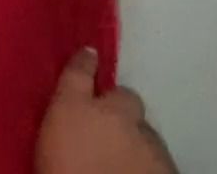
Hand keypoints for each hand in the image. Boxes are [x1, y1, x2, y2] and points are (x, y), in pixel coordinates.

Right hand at [35, 49, 176, 173]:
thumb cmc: (61, 172)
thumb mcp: (49, 142)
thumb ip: (62, 121)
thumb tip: (72, 118)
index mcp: (73, 105)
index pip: (79, 71)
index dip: (85, 61)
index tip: (90, 54)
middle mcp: (112, 114)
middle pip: (126, 96)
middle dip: (121, 108)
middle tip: (111, 126)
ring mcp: (144, 140)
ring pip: (146, 130)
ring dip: (137, 138)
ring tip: (127, 157)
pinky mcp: (167, 166)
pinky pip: (160, 157)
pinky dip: (151, 162)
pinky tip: (140, 173)